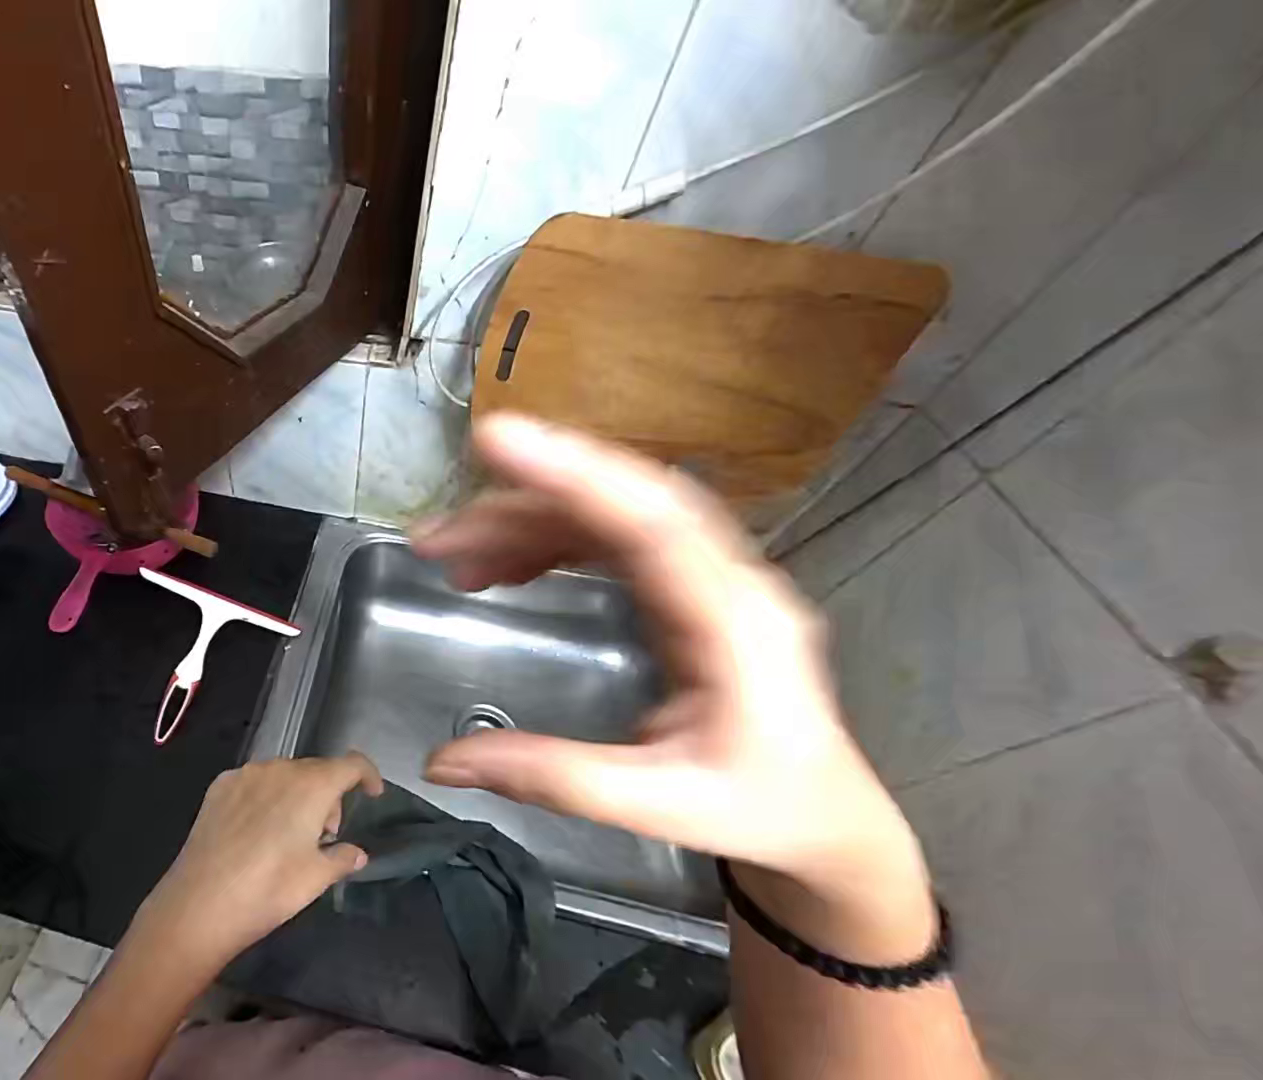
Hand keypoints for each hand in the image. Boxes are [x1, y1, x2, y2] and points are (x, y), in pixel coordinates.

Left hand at [131, 754, 382, 969]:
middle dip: (329, 796)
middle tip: (325, 836)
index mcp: (312, 785)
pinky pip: (255, 782)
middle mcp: (281, 768)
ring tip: (289, 835)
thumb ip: (343, 858)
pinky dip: (266, 797)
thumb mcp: (316, 879)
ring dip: (297, 795)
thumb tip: (356, 853)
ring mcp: (246, 774)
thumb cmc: (269, 891)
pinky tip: (256, 831)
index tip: (372, 794)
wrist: (198, 905)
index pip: (352, 764)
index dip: (367, 775)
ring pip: (285, 775)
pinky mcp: (220, 786)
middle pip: (317, 770)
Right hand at [413, 414, 932, 960]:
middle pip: (618, 506)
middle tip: (437, 535)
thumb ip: (555, 778)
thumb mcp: (660, 804)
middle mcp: (722, 577)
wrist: (825, 817)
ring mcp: (702, 575)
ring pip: (604, 516)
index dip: (575, 471)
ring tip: (451, 555)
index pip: (655, 522)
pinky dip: (545, 542)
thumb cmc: (761, 809)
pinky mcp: (681, 585)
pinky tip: (500, 566)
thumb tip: (445, 762)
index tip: (497, 440)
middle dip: (522, 502)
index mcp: (735, 622)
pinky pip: (606, 539)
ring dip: (523, 524)